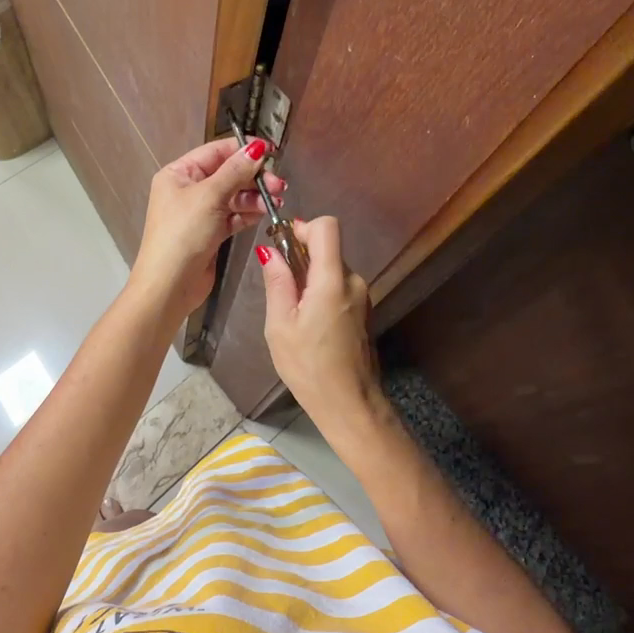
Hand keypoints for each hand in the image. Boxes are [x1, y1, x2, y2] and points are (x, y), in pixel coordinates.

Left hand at [130, 137, 285, 317]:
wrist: (170, 285)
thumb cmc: (183, 234)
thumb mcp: (209, 197)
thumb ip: (235, 171)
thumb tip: (257, 149)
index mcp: (179, 173)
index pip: (216, 151)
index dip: (244, 149)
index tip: (272, 151)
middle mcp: (189, 188)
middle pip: (228, 173)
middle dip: (254, 177)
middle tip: (279, 185)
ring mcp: (201, 211)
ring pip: (235, 195)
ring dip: (256, 196)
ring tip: (276, 202)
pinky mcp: (212, 232)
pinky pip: (235, 215)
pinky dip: (250, 212)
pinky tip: (265, 213)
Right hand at [257, 217, 380, 424]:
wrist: (350, 406)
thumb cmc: (309, 367)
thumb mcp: (280, 326)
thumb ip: (277, 283)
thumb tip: (269, 250)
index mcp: (333, 280)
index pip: (327, 226)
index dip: (304, 227)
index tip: (283, 244)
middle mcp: (353, 281)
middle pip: (328, 249)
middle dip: (302, 258)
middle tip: (280, 288)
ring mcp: (362, 297)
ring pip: (332, 270)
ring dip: (310, 279)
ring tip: (292, 314)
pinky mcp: (363, 312)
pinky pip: (339, 288)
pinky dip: (321, 294)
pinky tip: (309, 324)